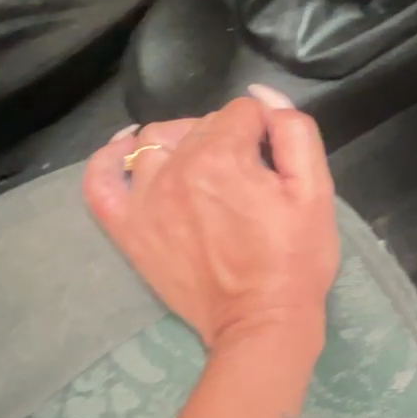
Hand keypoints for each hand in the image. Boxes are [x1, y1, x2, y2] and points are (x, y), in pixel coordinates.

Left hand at [83, 86, 339, 351]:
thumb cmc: (297, 258)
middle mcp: (176, 168)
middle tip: (251, 177)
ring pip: (154, 140)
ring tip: (206, 169)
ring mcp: (144, 199)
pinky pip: (100, 179)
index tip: (277, 164)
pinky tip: (127, 152)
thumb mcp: (316, 191)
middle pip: (200, 123)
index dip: (266, 131)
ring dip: (182, 142)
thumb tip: (263, 96)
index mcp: (224, 156)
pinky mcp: (127, 228)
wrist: (262, 321)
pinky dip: (110, 158)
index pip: (242, 112)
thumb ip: (295, 132)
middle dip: (228, 137)